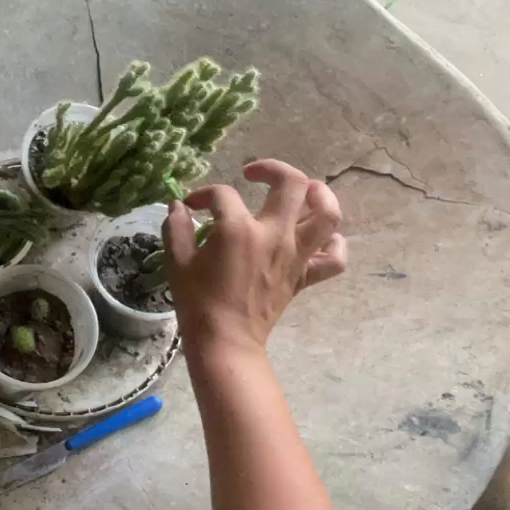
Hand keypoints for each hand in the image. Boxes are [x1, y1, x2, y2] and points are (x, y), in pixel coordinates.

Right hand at [162, 159, 347, 351]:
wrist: (225, 340)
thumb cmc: (197, 301)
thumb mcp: (177, 261)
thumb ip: (176, 227)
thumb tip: (179, 206)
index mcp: (238, 230)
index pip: (223, 195)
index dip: (203, 195)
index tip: (192, 206)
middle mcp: (274, 235)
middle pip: (292, 184)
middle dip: (273, 169)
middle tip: (254, 175)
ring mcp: (295, 255)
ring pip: (328, 213)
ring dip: (319, 195)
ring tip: (302, 193)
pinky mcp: (304, 276)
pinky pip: (334, 257)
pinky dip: (332, 243)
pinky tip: (317, 239)